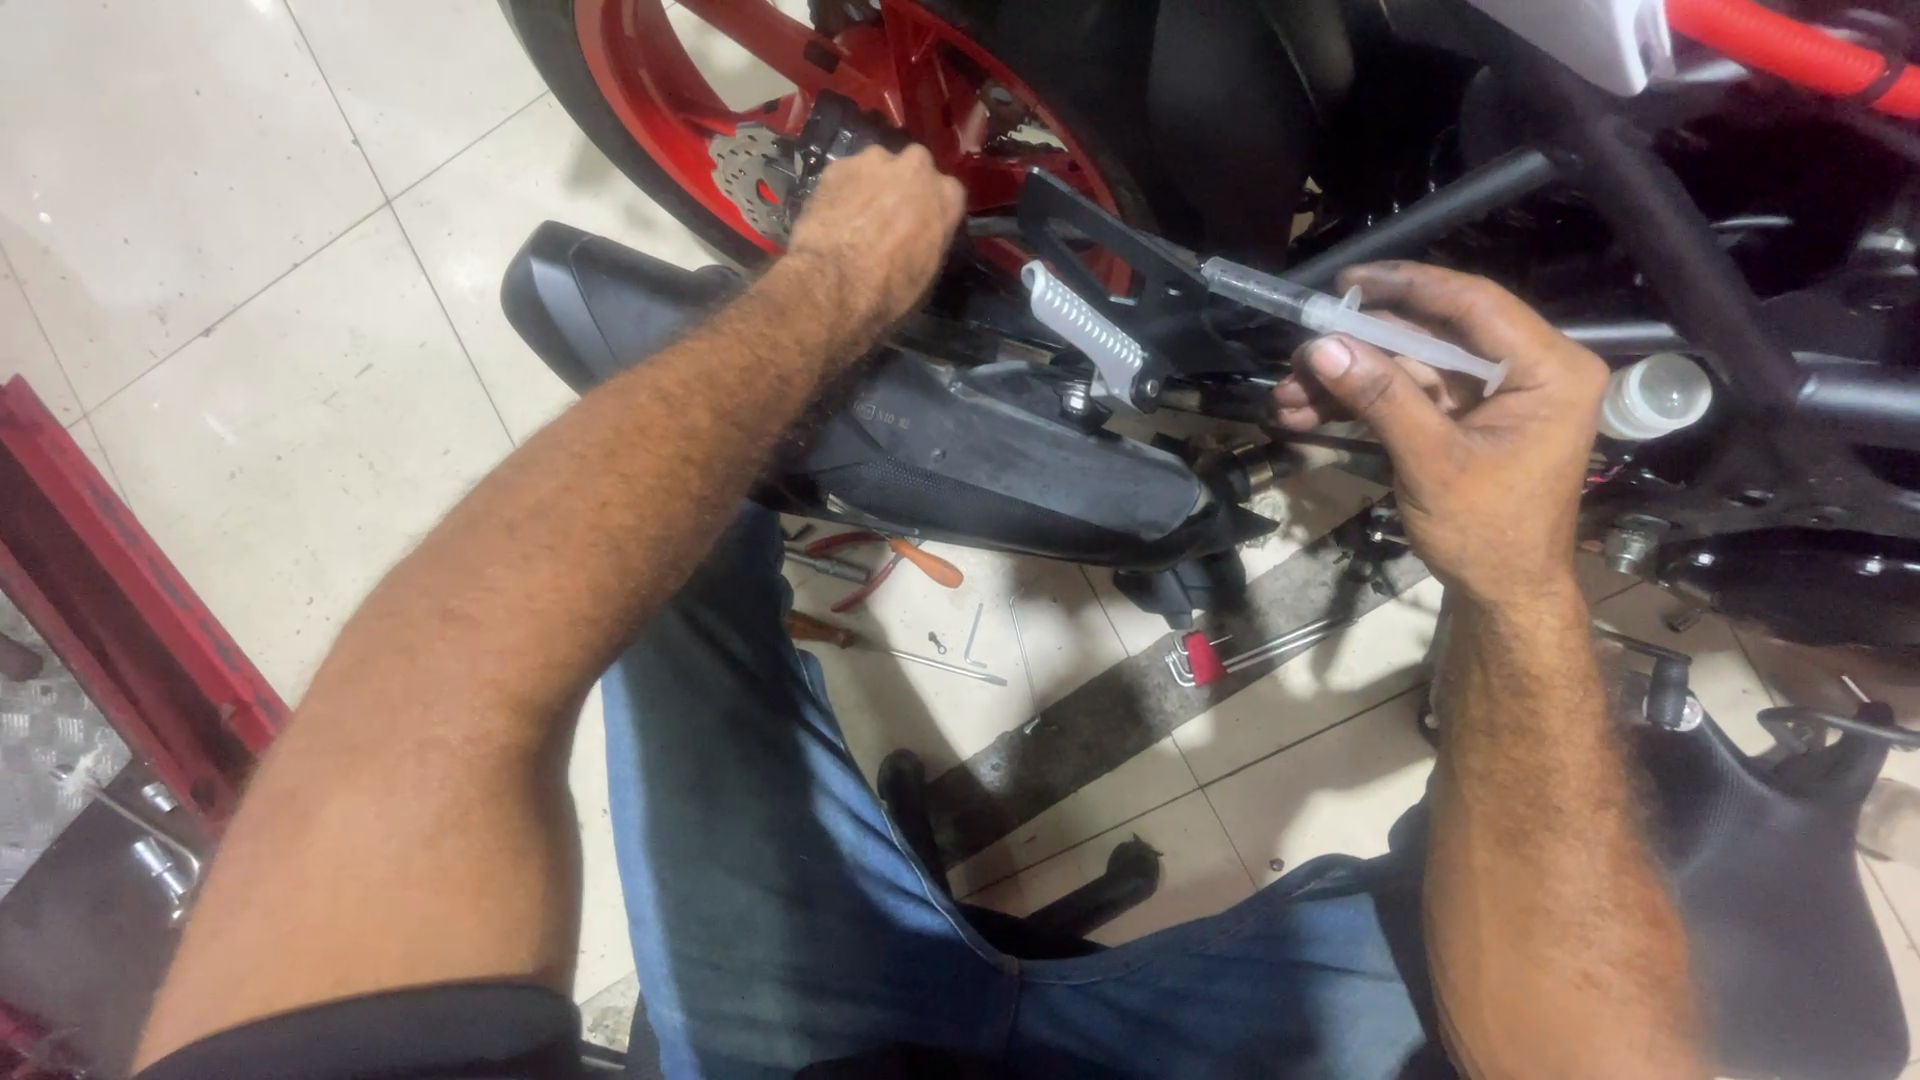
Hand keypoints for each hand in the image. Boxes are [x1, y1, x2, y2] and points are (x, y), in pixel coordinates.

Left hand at [784, 144, 965, 327]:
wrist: (835, 283)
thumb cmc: (891, 290)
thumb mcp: (927, 275)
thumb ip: (931, 243)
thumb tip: (921, 240)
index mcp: (948, 195)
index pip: (948, 195)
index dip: (932, 213)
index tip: (922, 228)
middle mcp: (917, 166)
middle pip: (914, 171)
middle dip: (904, 189)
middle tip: (889, 219)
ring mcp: (875, 160)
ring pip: (878, 168)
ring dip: (872, 186)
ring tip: (857, 218)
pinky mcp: (838, 165)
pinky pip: (846, 176)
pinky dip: (843, 191)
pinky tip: (834, 217)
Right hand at [1272, 262, 1609, 605]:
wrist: (1501, 591)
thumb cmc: (1487, 530)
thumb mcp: (1432, 461)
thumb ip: (1382, 398)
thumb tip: (1323, 347)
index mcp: (1547, 369)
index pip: (1473, 304)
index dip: (1407, 287)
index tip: (1347, 281)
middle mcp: (1522, 371)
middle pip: (1428, 338)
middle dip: (1356, 351)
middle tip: (1298, 360)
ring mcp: (1487, 398)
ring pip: (1405, 369)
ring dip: (1344, 384)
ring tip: (1287, 399)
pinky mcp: (1458, 421)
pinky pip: (1403, 398)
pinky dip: (1356, 406)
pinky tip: (1307, 414)